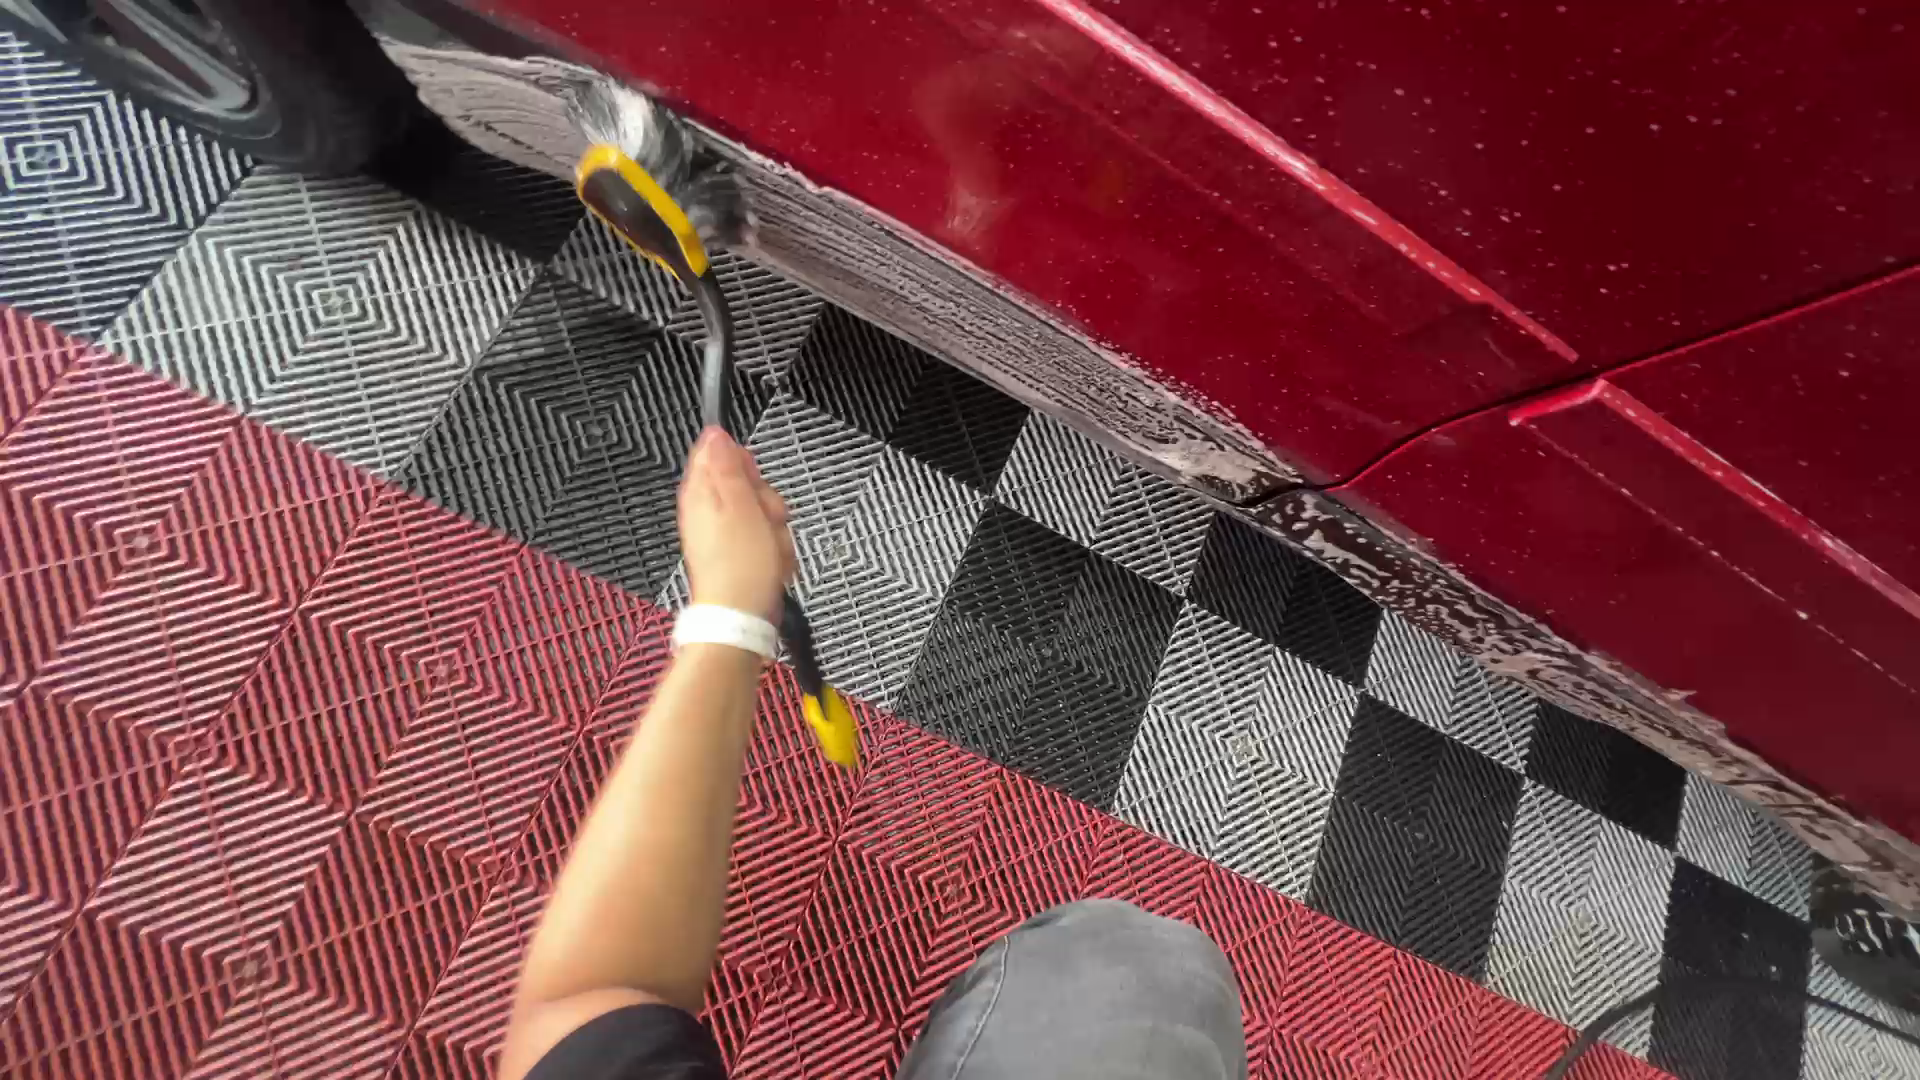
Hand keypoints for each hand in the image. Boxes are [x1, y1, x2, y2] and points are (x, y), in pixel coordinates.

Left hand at [677, 427, 795, 623]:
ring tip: (770, 545)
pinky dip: (774, 548)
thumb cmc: (740, 566)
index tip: (755, 483)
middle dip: (767, 500)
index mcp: (701, 493)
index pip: (718, 453)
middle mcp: (707, 511)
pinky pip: (765, 537)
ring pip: (761, 512)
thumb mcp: (741, 506)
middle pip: (747, 484)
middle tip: (767, 518)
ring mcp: (722, 534)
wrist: (741, 615)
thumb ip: (729, 467)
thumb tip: (715, 434)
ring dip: (775, 527)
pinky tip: (772, 560)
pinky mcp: (738, 554)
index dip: (745, 464)